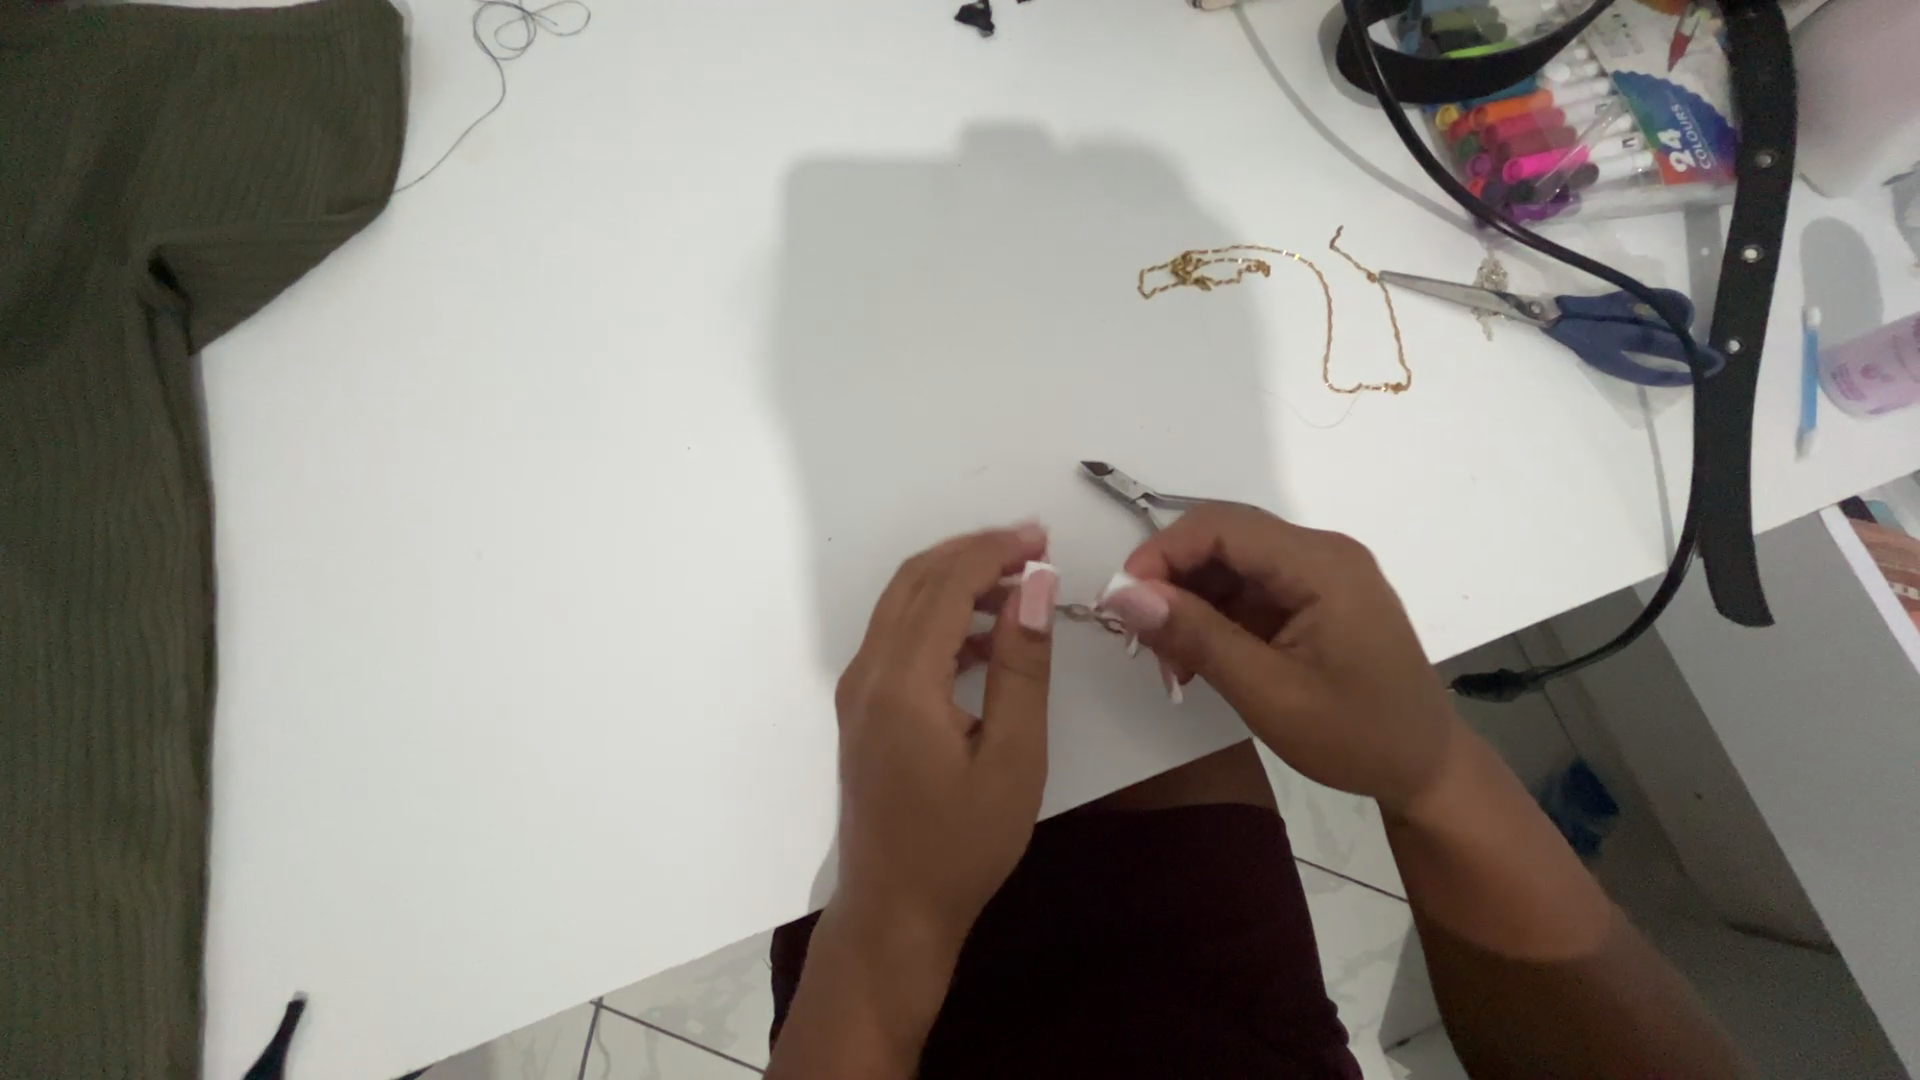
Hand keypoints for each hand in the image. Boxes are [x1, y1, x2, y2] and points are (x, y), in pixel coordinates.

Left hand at [832, 523, 1056, 950]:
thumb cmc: (962, 845)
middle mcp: (867, 672)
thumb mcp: (1013, 759)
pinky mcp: (864, 705)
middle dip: (974, 552)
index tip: (1043, 540)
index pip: (945, 584)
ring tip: (1019, 585)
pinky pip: (899, 637)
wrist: (894, 911)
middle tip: (1034, 548)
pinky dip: (941, 618)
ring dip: (957, 581)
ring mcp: (858, 688)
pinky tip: (987, 636)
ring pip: (903, 603)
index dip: (995, 551)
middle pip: (915, 580)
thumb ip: (1021, 666)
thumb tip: (1035, 587)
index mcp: (902, 682)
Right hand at [1097, 503, 1455, 815]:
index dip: (1161, 553)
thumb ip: (1196, 636)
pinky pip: (1244, 588)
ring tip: (1170, 661)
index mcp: (1320, 564)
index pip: (1220, 526)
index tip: (1122, 602)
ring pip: (1226, 565)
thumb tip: (1122, 594)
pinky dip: (1211, 618)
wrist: (1426, 770)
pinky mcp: (1311, 596)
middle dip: (1170, 581)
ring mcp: (1317, 574)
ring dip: (1187, 604)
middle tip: (1140, 637)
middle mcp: (1320, 553)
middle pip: (1221, 540)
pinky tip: (1197, 658)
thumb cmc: (1356, 736)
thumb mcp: (1268, 692)